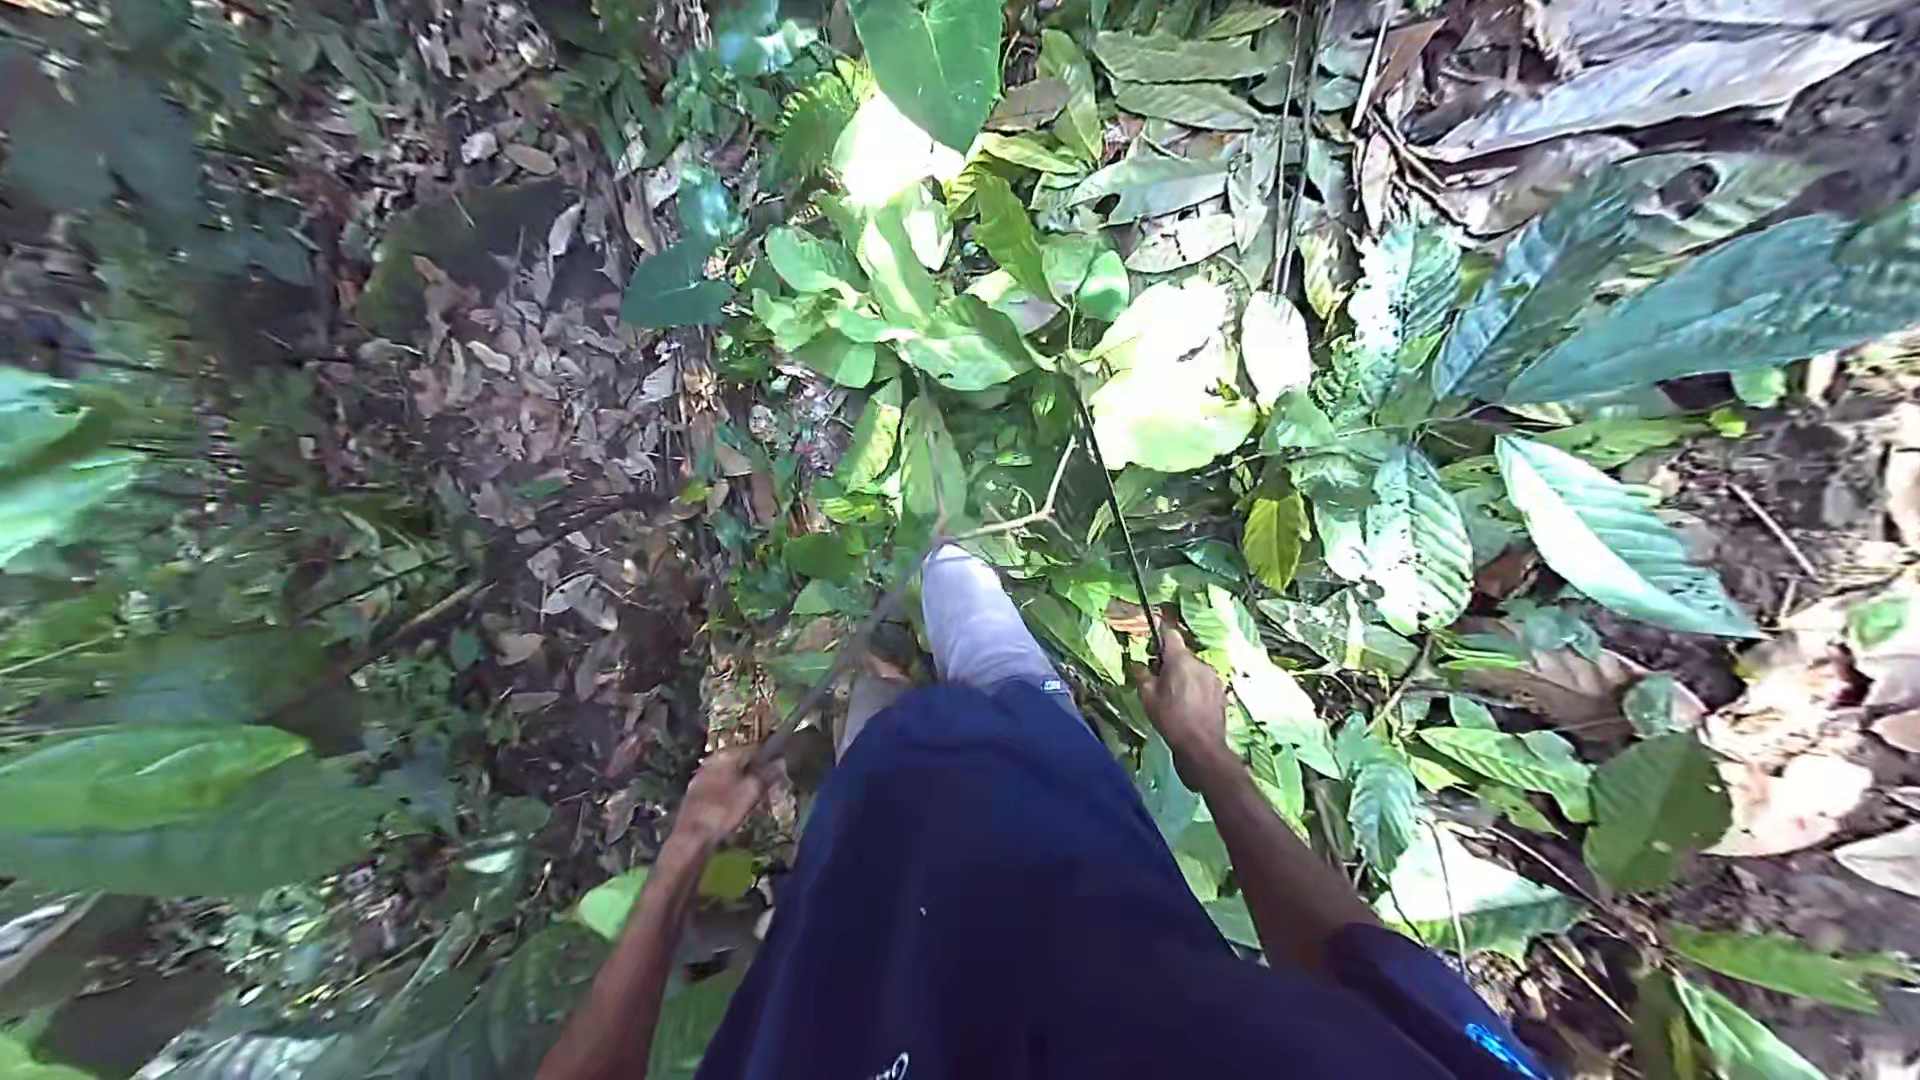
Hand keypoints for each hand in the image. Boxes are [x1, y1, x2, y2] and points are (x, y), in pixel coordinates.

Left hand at [671, 746, 767, 848]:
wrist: (691, 838)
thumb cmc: (724, 812)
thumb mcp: (752, 792)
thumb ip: (767, 774)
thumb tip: (781, 761)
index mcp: (726, 756)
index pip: (752, 749)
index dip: (767, 758)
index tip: (776, 770)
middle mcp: (711, 762)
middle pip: (738, 762)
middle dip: (752, 771)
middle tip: (764, 786)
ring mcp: (700, 778)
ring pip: (727, 775)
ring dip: (739, 783)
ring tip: (750, 798)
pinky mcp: (693, 795)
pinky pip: (717, 788)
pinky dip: (726, 793)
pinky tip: (731, 807)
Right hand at [1132, 627, 1228, 767]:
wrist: (1200, 745)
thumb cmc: (1170, 717)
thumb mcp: (1147, 696)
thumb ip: (1142, 675)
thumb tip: (1138, 665)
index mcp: (1180, 660)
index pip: (1170, 634)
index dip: (1160, 639)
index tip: (1153, 651)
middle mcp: (1200, 663)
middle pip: (1182, 654)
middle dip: (1171, 663)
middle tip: (1160, 681)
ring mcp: (1214, 678)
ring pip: (1194, 669)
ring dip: (1185, 675)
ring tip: (1177, 696)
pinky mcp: (1221, 692)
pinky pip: (1204, 682)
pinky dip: (1196, 687)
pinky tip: (1190, 705)